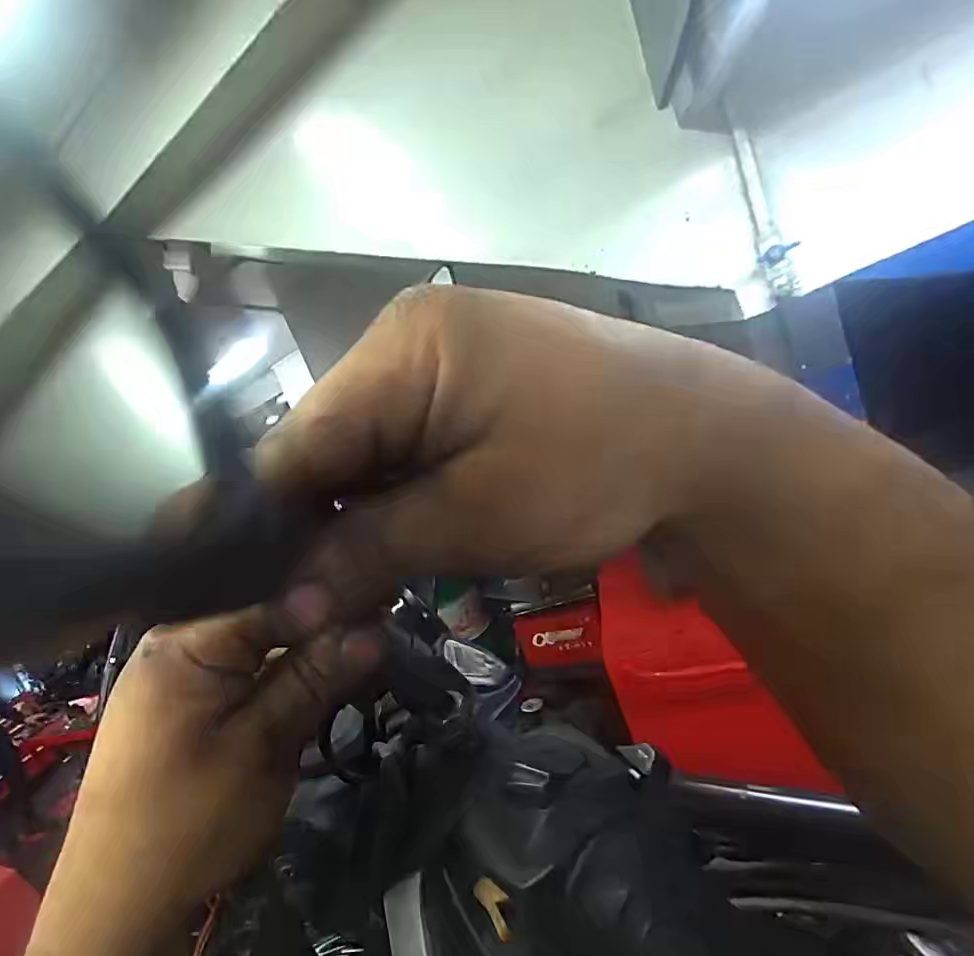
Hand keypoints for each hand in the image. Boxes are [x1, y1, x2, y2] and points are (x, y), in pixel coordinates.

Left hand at [78, 607, 378, 914]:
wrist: (114, 910)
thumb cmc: (189, 822)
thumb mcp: (264, 746)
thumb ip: (313, 680)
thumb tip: (372, 631)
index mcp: (184, 644)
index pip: (278, 607)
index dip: (335, 616)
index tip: (388, 618)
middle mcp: (171, 650)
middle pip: (265, 632)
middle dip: (318, 648)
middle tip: (376, 655)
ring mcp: (168, 684)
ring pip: (253, 664)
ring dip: (297, 676)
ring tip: (348, 681)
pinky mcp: (174, 716)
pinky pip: (234, 688)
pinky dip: (269, 697)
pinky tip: (300, 707)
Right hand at [255, 285, 790, 611]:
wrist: (709, 443)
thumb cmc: (595, 471)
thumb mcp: (474, 520)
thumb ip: (369, 552)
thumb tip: (291, 602)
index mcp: (402, 347)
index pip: (301, 439)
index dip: (277, 520)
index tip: (264, 590)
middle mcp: (409, 336)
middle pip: (332, 440)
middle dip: (328, 518)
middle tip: (323, 595)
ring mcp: (445, 354)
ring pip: (370, 446)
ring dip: (369, 509)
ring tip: (366, 573)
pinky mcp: (473, 379)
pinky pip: (411, 439)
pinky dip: (406, 490)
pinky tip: (411, 532)